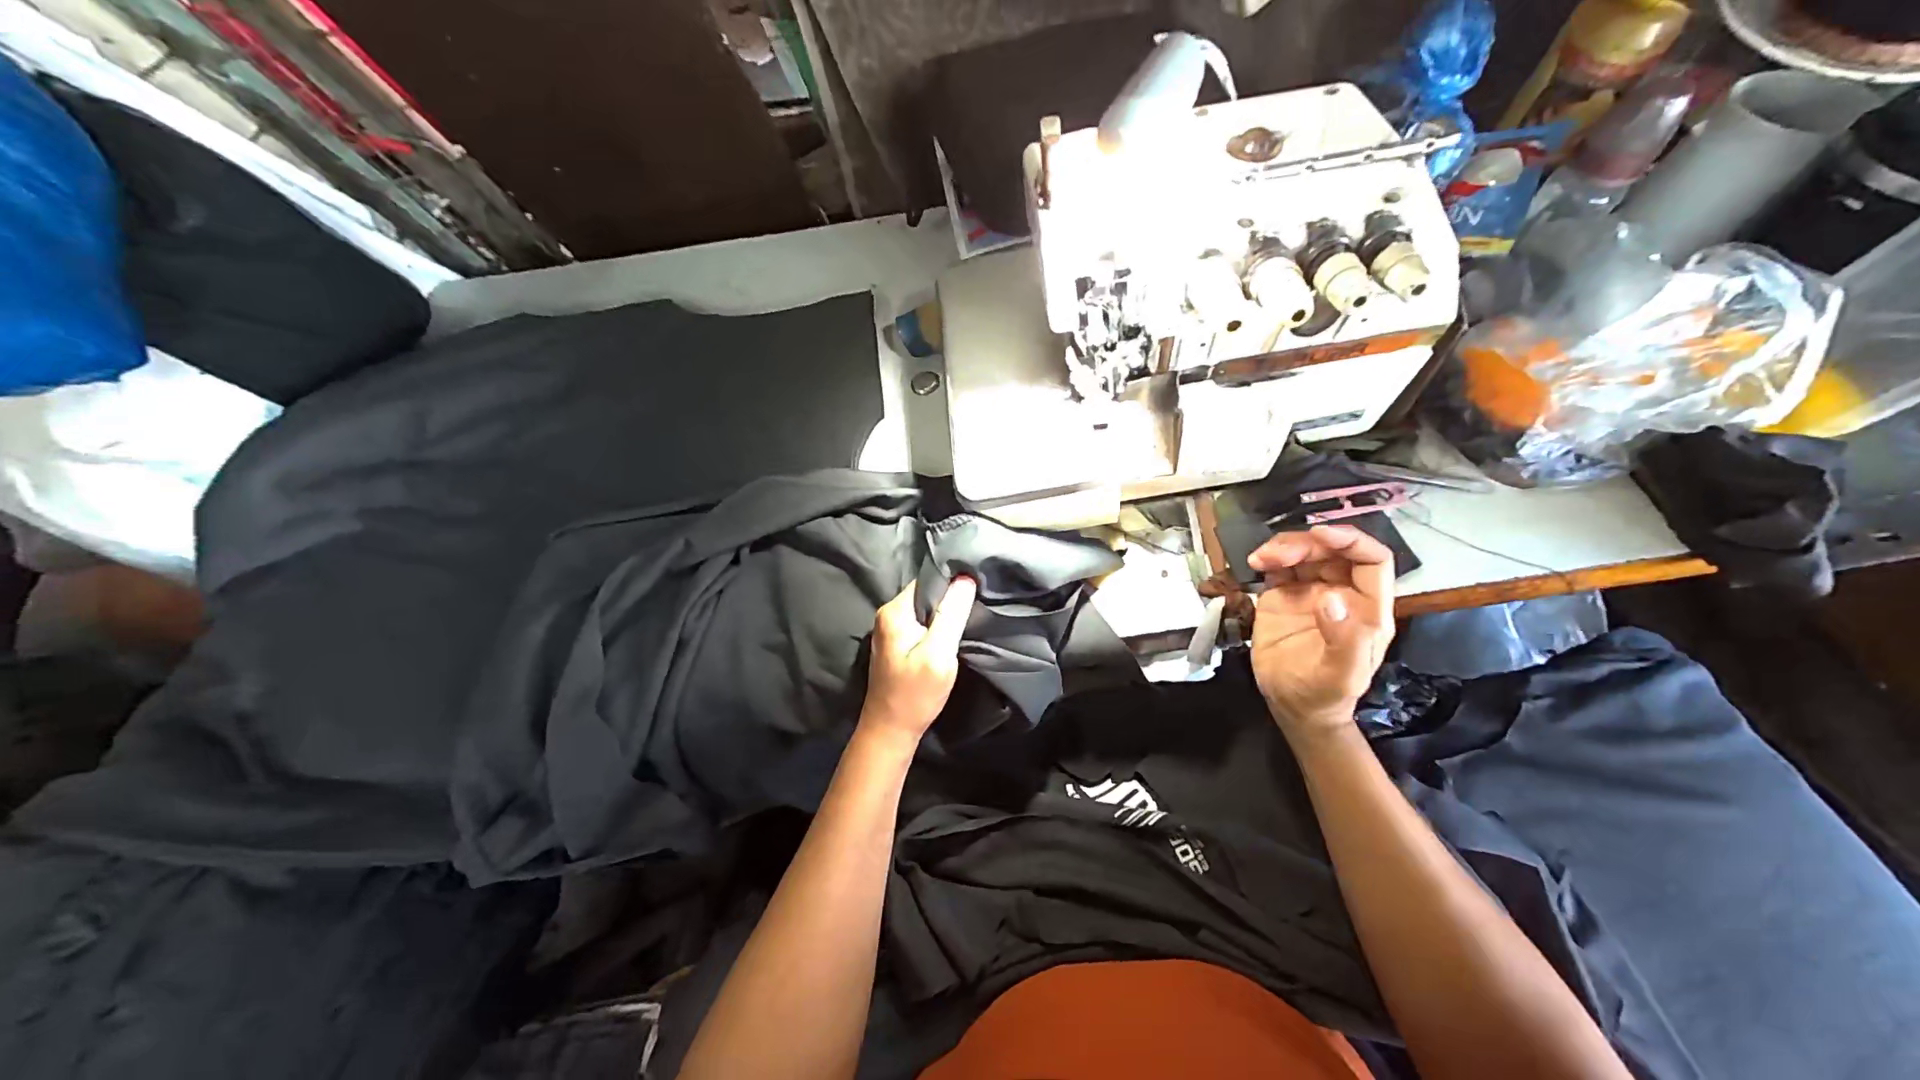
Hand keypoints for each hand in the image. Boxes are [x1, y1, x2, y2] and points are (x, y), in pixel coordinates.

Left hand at [859, 577, 977, 744]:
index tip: (976, 587)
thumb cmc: (915, 694)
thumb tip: (965, 578)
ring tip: (968, 619)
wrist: (890, 730)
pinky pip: (921, 625)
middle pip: (926, 594)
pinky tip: (951, 636)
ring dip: (944, 615)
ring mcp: (890, 630)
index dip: (952, 582)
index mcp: (894, 611)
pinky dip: (936, 628)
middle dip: (950, 599)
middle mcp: (888, 615)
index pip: (928, 581)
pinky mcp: (897, 644)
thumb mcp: (939, 654)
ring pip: (925, 610)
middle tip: (976, 605)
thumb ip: (951, 615)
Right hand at [1249, 525, 1394, 739]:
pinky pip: (1278, 566)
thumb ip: (1344, 639)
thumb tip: (1330, 598)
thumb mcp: (1341, 675)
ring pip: (1305, 553)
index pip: (1372, 560)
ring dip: (1285, 547)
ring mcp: (1310, 592)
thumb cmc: (1325, 694)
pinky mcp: (1281, 596)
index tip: (1322, 535)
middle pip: (1333, 550)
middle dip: (1308, 543)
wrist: (1292, 707)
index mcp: (1368, 608)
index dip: (1352, 541)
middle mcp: (1342, 592)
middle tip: (1280, 552)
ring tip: (1262, 558)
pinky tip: (1256, 562)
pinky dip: (1268, 558)